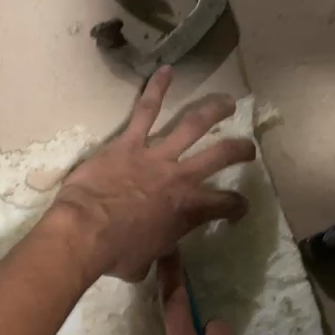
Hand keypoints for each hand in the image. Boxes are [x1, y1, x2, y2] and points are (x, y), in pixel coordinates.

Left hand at [52, 66, 256, 281]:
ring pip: (193, 124)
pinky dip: (156, 89)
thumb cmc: (116, 255)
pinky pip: (146, 111)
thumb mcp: (144, 263)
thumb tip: (150, 256)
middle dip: (239, 150)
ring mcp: (156, 156)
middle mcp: (180, 178)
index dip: (235, 207)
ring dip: (213, 110)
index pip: (224, 205)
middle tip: (248, 148)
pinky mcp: (128, 143)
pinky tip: (166, 70)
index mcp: (187, 211)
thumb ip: (155, 253)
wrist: (86, 232)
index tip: (238, 208)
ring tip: (227, 102)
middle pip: (220, 156)